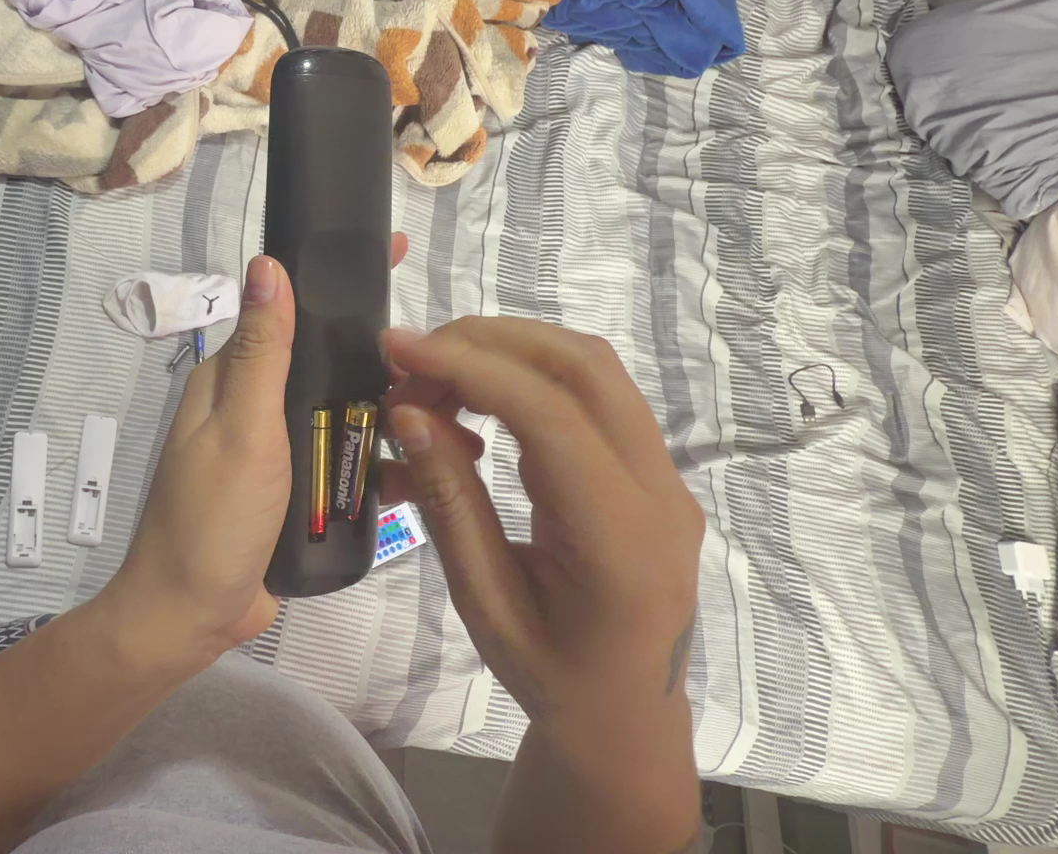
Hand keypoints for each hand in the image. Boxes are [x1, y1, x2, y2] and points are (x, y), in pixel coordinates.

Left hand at [106, 235, 411, 658]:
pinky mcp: (292, 490)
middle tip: (451, 374)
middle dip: (384, 363)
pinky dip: (377, 462)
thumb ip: (262, 351)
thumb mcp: (242, 427)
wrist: (193, 614)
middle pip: (325, 364)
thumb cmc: (213, 516)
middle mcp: (251, 406)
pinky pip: (341, 462)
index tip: (397, 256)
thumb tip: (267, 261)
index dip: (337, 283)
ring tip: (456, 431)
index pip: (289, 312)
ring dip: (392, 417)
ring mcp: (274, 450)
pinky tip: (421, 472)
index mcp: (231, 379)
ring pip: (341, 414)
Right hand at [378, 317, 704, 731]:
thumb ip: (449, 500)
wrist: (623, 714)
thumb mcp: (482, 598)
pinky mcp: (644, 468)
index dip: (467, 367)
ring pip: (588, 370)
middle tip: (408, 361)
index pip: (548, 414)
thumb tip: (408, 413)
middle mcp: (658, 490)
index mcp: (619, 538)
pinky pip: (584, 396)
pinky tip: (467, 410)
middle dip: (485, 342)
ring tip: (429, 382)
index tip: (396, 348)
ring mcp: (661, 474)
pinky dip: (518, 380)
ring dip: (502, 354)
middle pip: (583, 367)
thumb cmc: (549, 672)